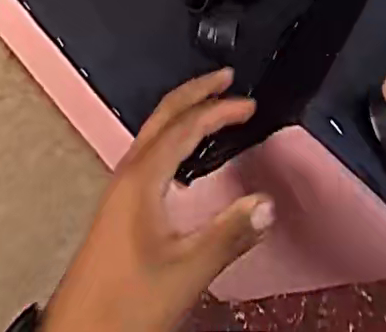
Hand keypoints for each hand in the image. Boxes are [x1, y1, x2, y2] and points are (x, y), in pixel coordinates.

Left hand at [43, 69, 273, 331]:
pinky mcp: (120, 204)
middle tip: (225, 77)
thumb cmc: (120, 307)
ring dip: (185, 111)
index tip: (248, 105)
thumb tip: (265, 204)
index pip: (186, 124)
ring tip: (211, 105)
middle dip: (197, 90)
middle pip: (165, 113)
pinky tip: (187, 155)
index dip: (220, 109)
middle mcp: (128, 174)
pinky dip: (175, 136)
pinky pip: (152, 150)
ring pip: (156, 130)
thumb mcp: (185, 271)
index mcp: (142, 178)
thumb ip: (229, 234)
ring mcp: (121, 188)